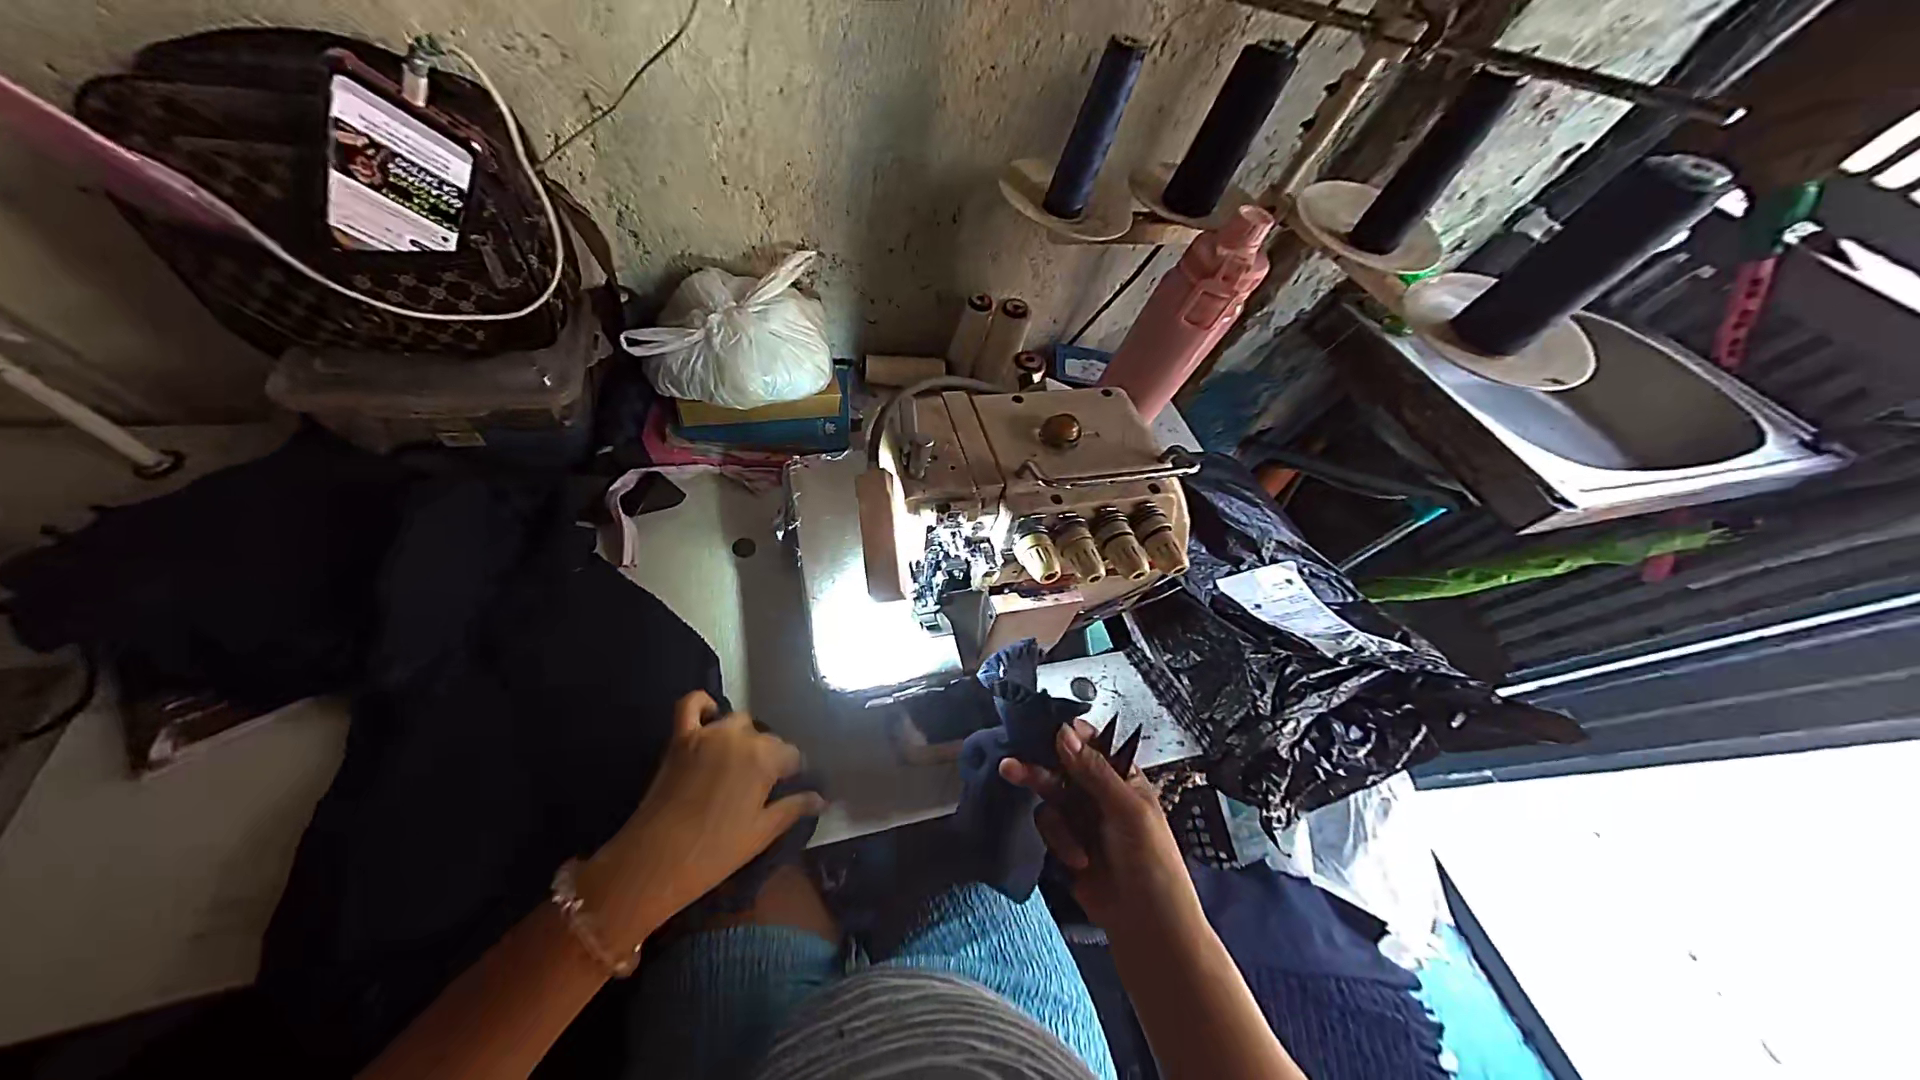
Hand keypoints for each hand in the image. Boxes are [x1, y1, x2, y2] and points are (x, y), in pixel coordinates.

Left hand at [580, 692, 825, 946]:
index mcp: (765, 759)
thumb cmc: (715, 852)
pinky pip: (692, 705)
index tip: (790, 788)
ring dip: (744, 735)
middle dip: (770, 755)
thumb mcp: (763, 833)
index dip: (793, 773)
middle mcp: (740, 737)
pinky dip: (704, 704)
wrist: (654, 861)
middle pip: (766, 737)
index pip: (792, 754)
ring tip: (740, 761)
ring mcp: (707, 733)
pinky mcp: (680, 738)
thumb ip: (794, 808)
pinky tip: (712, 715)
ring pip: (738, 721)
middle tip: (762, 784)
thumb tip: (821, 798)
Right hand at [1000, 719, 1203, 939]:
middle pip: (1061, 769)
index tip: (1045, 732)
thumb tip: (1064, 733)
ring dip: (1052, 817)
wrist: (1147, 924)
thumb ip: (1093, 771)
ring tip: (1059, 834)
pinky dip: (1059, 842)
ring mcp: (1081, 819)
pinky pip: (1048, 828)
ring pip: (1050, 798)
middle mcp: (1098, 793)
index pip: (1093, 745)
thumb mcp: (1127, 810)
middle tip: (1011, 765)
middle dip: (1039, 768)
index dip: (1069, 736)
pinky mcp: (1066, 844)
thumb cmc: (1152, 862)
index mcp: (1122, 778)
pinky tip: (1077, 860)